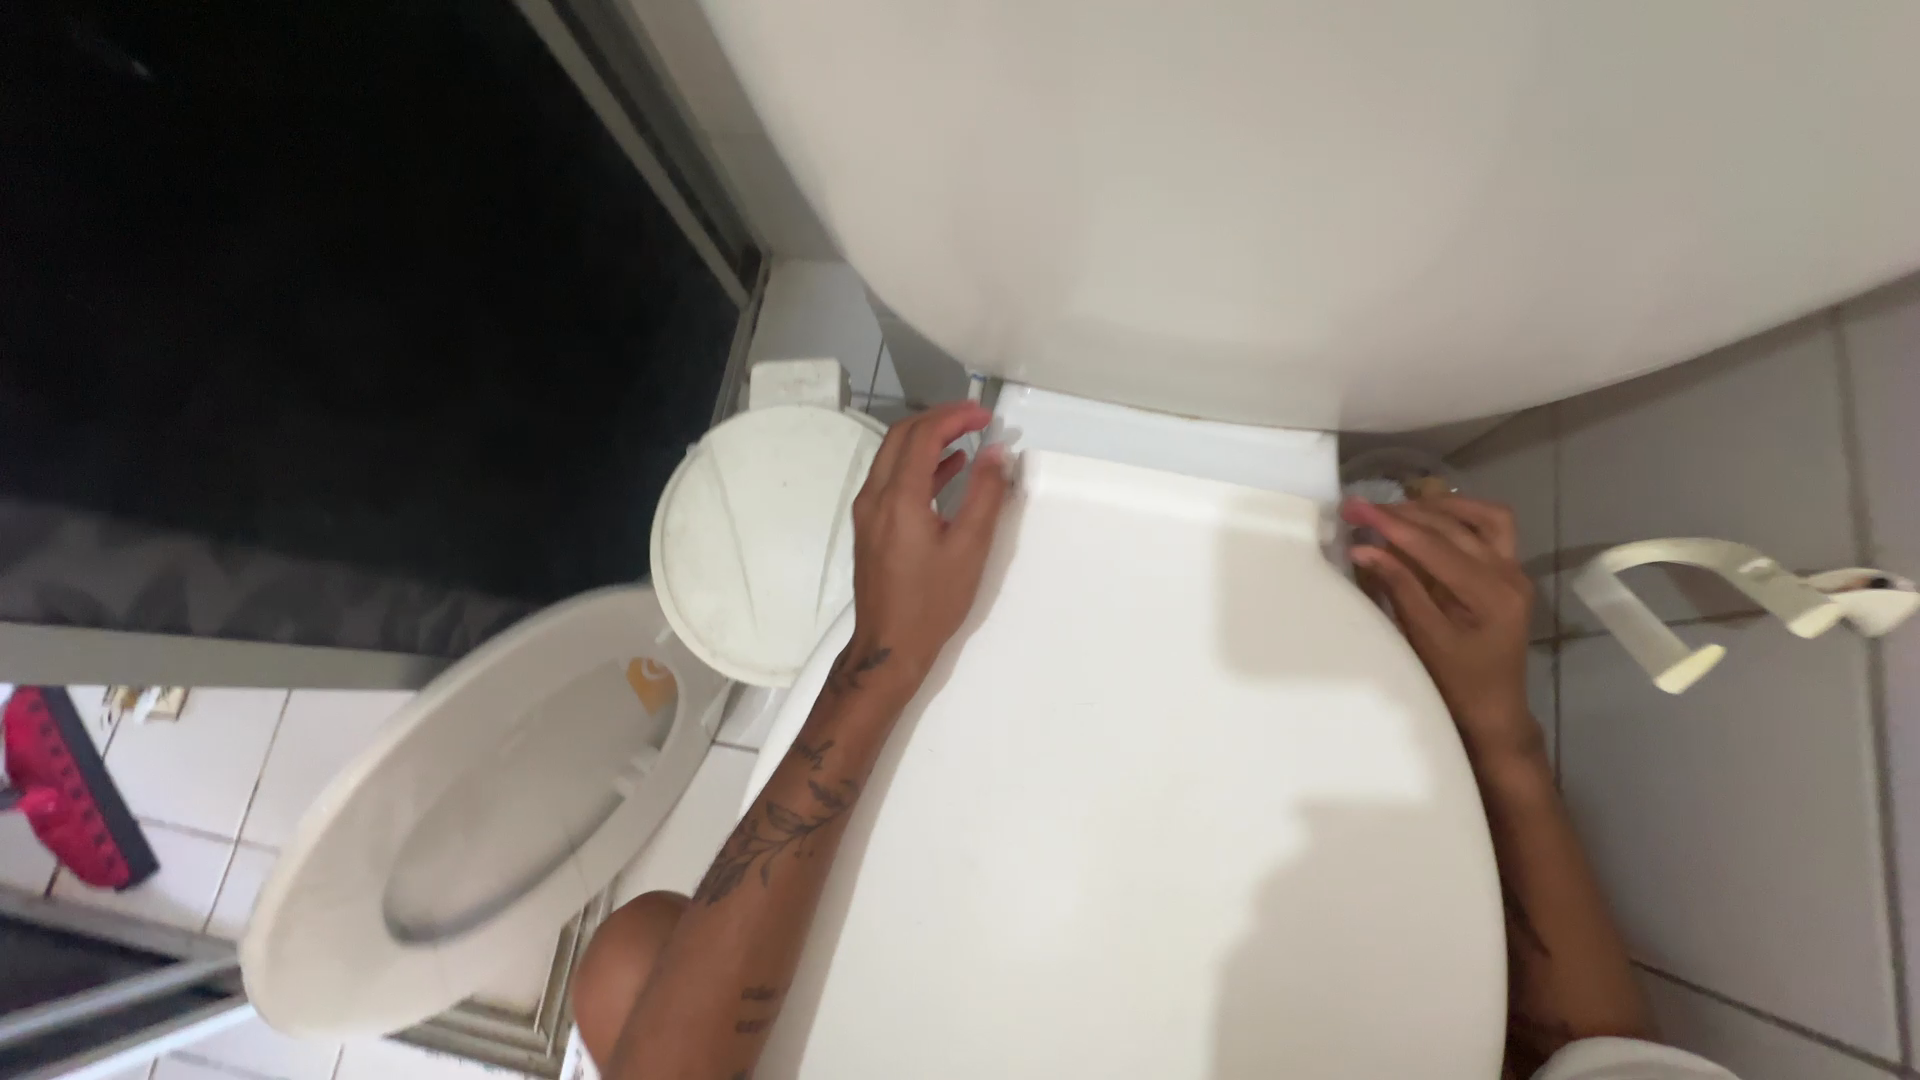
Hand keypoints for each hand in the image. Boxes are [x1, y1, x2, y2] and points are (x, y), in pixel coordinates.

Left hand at [843, 401, 1010, 689]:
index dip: (954, 417)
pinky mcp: (870, 527)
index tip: (986, 415)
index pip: (922, 436)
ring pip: (892, 457)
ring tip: (967, 438)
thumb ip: (985, 495)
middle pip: (901, 438)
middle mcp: (874, 497)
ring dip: (928, 441)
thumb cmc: (932, 602)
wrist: (888, 647)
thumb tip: (997, 452)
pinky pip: (891, 480)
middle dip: (939, 420)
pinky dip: (919, 467)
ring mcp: (868, 512)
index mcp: (898, 498)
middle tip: (976, 418)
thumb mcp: (969, 549)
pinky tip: (948, 470)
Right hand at [1342, 495, 1539, 760]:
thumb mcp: (1422, 638)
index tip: (1355, 509)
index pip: (1434, 545)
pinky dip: (1458, 517)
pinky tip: (1428, 519)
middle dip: (1404, 513)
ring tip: (1396, 509)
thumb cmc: (1456, 682)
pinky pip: (1489, 530)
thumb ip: (1398, 587)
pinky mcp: (1506, 573)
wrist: (1493, 709)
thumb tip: (1363, 548)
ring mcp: (1513, 571)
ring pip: (1482, 518)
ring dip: (1438, 507)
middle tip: (1361, 507)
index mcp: (1491, 593)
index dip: (1392, 524)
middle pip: (1455, 526)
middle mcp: (1509, 574)